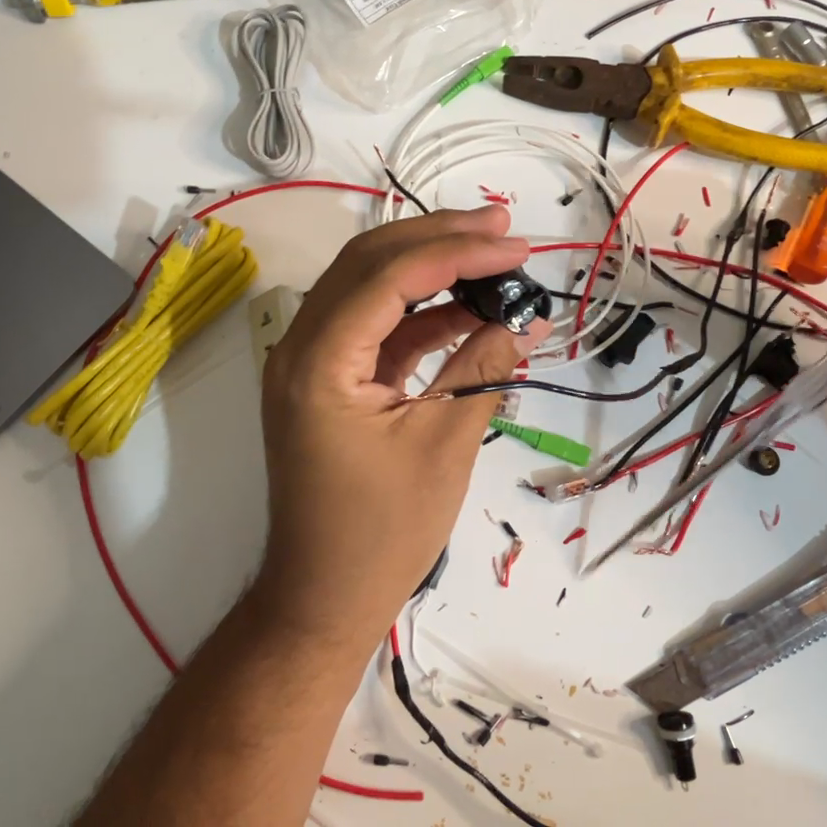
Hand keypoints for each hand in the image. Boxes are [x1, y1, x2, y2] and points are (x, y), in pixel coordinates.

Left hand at [256, 206, 545, 636]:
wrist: (324, 597)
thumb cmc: (382, 534)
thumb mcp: (444, 445)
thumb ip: (481, 370)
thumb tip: (524, 320)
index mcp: (318, 362)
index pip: (387, 275)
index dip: (455, 251)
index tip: (515, 246)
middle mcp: (302, 347)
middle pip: (369, 264)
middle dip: (438, 240)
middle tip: (502, 228)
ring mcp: (311, 364)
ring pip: (371, 289)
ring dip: (431, 271)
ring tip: (494, 260)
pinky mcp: (330, 383)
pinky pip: (376, 330)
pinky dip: (423, 316)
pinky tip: (472, 311)